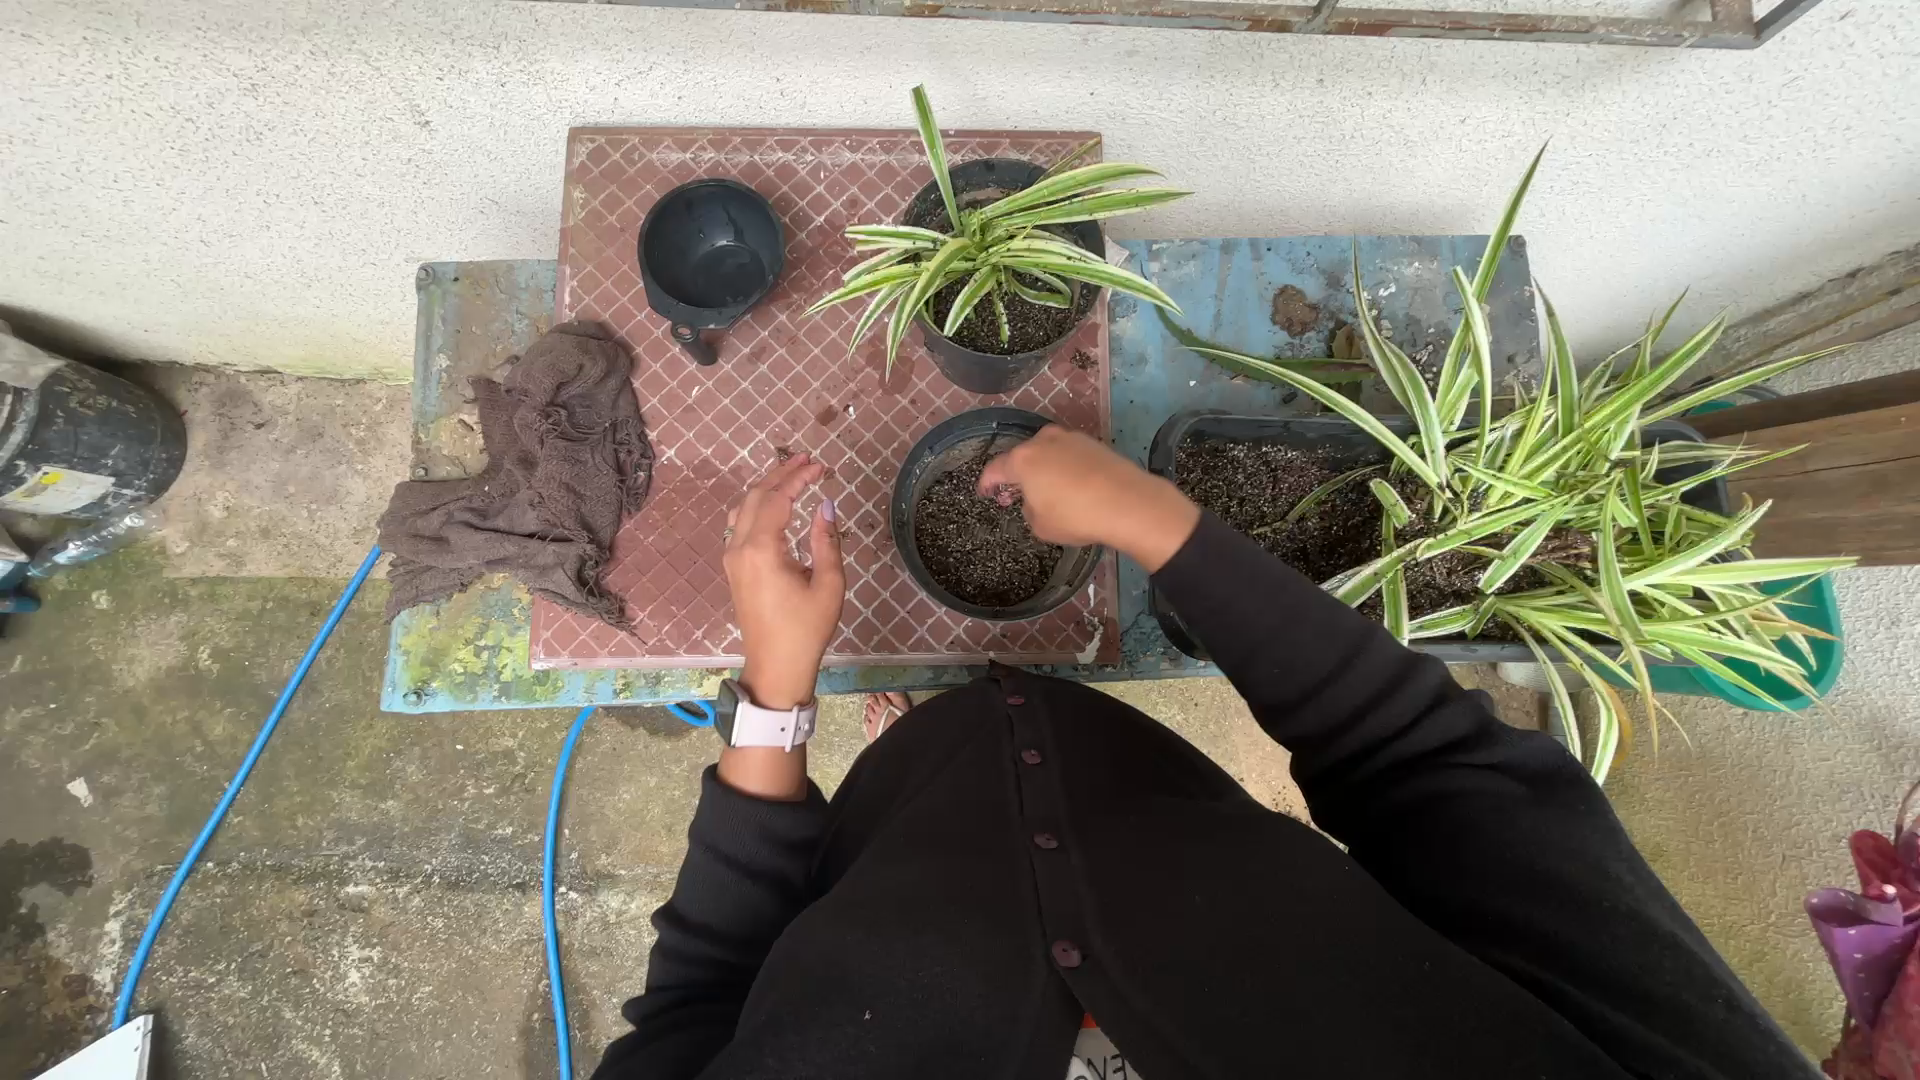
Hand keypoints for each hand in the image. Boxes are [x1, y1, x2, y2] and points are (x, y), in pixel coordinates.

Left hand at [723, 453, 843, 710]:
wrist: (776, 664)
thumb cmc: (807, 627)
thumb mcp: (828, 583)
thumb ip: (826, 540)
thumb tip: (825, 506)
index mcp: (762, 549)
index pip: (778, 498)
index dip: (799, 478)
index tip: (821, 466)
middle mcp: (740, 547)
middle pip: (756, 496)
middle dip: (781, 475)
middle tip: (807, 461)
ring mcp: (732, 557)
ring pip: (744, 508)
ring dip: (766, 487)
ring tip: (792, 475)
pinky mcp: (734, 567)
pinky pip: (739, 524)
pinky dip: (757, 505)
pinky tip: (775, 503)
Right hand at [977, 425, 1199, 573]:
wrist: (1129, 502)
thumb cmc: (1076, 516)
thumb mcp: (1040, 525)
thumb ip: (1028, 508)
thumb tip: (1035, 499)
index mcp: (1023, 459)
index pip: (995, 469)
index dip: (987, 483)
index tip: (985, 492)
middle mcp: (1044, 441)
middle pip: (1021, 456)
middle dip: (1016, 474)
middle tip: (1016, 493)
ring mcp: (1071, 438)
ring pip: (1046, 452)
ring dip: (1042, 468)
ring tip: (1046, 489)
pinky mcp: (1094, 442)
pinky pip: (1068, 454)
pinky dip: (1064, 467)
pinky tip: (1072, 484)